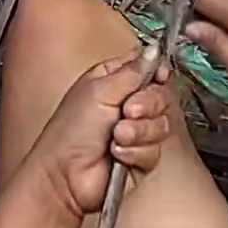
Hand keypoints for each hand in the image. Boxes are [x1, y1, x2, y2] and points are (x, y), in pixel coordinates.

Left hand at [24, 50, 172, 219]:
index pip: (147, 65)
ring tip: (116, 136)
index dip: (157, 69)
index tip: (160, 75)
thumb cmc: (72, 129)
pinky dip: (136, 152)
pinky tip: (117, 155)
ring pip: (161, 123)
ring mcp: (137, 131)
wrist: (65, 177)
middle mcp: (128, 102)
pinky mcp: (142, 157)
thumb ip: (132, 71)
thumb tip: (155, 50)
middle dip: (147, 103)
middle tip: (127, 111)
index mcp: (114, 79)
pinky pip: (155, 150)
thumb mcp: (100, 90)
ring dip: (139, 131)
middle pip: (160, 94)